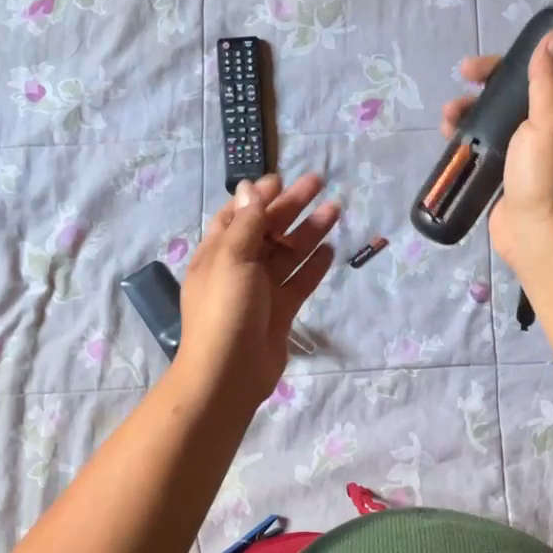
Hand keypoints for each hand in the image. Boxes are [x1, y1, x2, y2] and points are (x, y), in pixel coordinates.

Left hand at [176, 173, 338, 406]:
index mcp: (217, 253)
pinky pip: (298, 282)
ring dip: (308, 231)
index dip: (259, 197)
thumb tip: (249, 187)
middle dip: (291, 206)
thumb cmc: (225, 310)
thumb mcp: (231, 258)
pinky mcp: (280, 312)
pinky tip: (330, 249)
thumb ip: (246, 223)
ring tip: (335, 210)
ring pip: (287, 254)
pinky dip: (313, 266)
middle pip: (267, 230)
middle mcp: (237, 268)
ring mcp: (260, 291)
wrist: (229, 373)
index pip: (238, 215)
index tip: (281, 179)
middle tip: (318, 183)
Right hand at [442, 30, 552, 275]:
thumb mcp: (548, 125)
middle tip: (465, 71)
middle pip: (522, 90)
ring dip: (471, 107)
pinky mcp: (505, 171)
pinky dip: (467, 134)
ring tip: (448, 114)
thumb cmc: (546, 179)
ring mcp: (525, 151)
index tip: (516, 46)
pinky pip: (484, 143)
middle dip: (492, 77)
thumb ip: (548, 82)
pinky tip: (449, 136)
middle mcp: (549, 128)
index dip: (543, 53)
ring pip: (497, 116)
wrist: (536, 237)